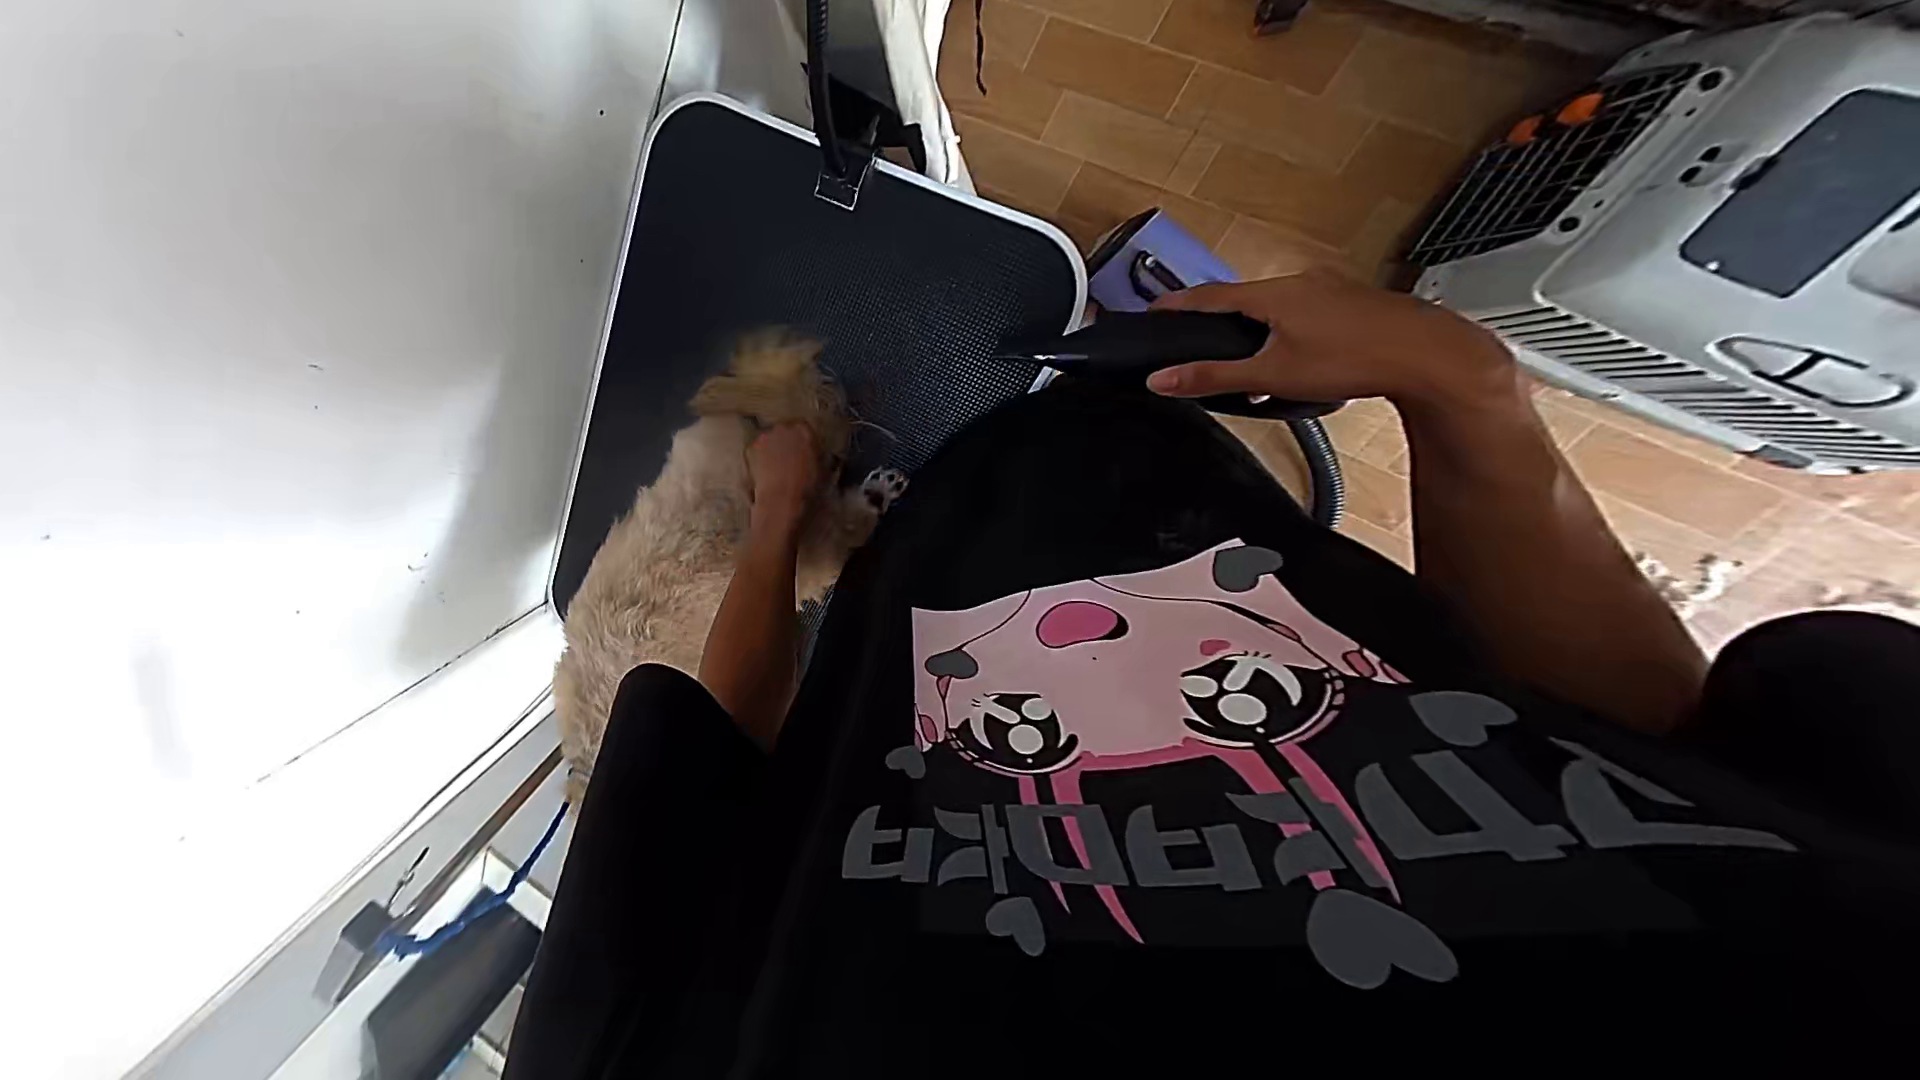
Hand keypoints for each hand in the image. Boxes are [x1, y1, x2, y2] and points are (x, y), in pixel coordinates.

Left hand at [746, 423, 822, 534]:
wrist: (780, 495)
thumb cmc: (805, 484)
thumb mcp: (820, 468)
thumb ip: (817, 454)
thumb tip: (815, 452)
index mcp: (804, 431)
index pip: (805, 428)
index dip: (805, 439)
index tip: (807, 448)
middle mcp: (784, 428)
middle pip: (786, 430)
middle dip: (789, 440)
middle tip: (792, 455)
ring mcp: (766, 437)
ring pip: (772, 438)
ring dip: (775, 446)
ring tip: (777, 463)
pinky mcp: (753, 448)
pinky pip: (760, 448)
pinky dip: (763, 455)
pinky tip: (766, 468)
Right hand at [1146, 270, 1518, 413]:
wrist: (1429, 357)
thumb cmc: (1355, 357)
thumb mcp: (1269, 374)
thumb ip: (1212, 377)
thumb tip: (1163, 378)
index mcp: (1274, 294)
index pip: (1209, 295)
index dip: (1177, 304)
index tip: (1155, 310)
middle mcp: (1301, 283)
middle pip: (1242, 300)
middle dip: (1217, 322)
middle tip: (1200, 342)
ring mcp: (1330, 291)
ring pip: (1276, 309)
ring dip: (1255, 333)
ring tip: (1249, 367)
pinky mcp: (1351, 306)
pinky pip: (1304, 315)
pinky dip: (1285, 335)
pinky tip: (1293, 364)